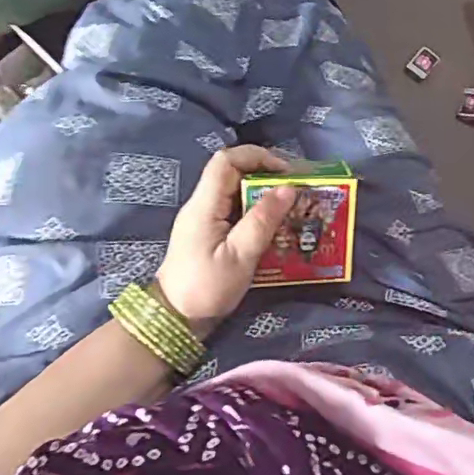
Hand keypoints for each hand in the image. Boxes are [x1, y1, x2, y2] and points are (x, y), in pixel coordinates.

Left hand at [156, 146, 297, 330]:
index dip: (258, 157)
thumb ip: (263, 220)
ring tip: (293, 210)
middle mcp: (202, 205)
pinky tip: (276, 228)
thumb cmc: (207, 288)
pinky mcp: (210, 233)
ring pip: (237, 193)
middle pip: (234, 173)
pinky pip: (236, 211)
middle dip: (267, 177)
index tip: (287, 172)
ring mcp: (205, 219)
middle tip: (297, 192)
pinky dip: (257, 213)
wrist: (176, 317)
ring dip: (265, 196)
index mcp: (205, 204)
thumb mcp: (240, 256)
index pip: (227, 160)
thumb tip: (288, 189)